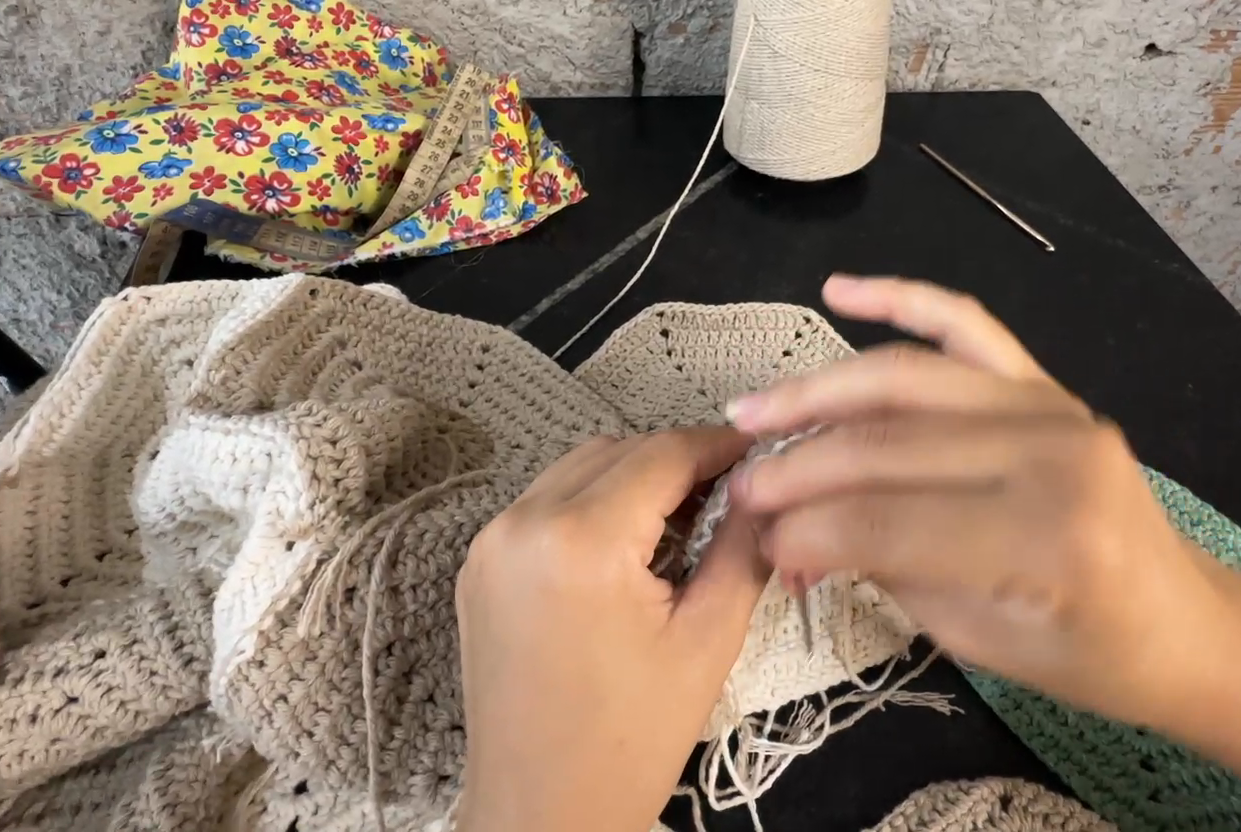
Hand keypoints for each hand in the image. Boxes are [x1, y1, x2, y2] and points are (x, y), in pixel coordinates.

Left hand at [455, 428, 770, 831]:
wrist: (539, 817)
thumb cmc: (632, 739)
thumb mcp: (709, 640)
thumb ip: (742, 546)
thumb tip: (761, 487)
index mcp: (582, 541)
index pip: (663, 453)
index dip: (717, 446)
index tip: (757, 454)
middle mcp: (523, 522)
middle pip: (621, 450)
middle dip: (679, 461)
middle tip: (725, 496)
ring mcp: (491, 539)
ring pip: (582, 466)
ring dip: (635, 476)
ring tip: (679, 521)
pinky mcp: (479, 561)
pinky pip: (548, 499)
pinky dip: (594, 501)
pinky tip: (626, 543)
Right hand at [726, 275, 1240, 732]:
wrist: (1186, 620)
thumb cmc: (1089, 652)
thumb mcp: (977, 639)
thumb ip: (880, 569)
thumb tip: (786, 533)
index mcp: (1047, 536)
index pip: (888, 520)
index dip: (808, 528)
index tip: (756, 537)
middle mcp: (1050, 450)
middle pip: (888, 444)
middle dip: (799, 465)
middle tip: (740, 481)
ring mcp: (1049, 401)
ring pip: (905, 378)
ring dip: (819, 390)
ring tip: (754, 408)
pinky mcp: (1043, 380)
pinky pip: (964, 324)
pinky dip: (900, 299)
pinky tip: (840, 289)